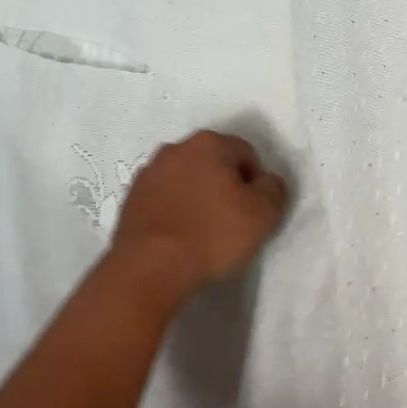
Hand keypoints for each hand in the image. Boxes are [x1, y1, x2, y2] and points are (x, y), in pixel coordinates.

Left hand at [109, 131, 289, 305]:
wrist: (150, 264)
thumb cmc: (212, 235)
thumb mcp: (262, 215)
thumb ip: (274, 190)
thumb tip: (268, 181)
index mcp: (208, 143)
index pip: (246, 153)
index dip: (256, 183)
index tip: (254, 213)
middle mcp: (175, 147)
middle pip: (213, 162)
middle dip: (225, 186)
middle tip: (232, 222)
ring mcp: (149, 170)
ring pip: (186, 178)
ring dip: (198, 196)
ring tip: (204, 231)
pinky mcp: (132, 195)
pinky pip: (164, 196)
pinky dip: (175, 209)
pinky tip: (179, 235)